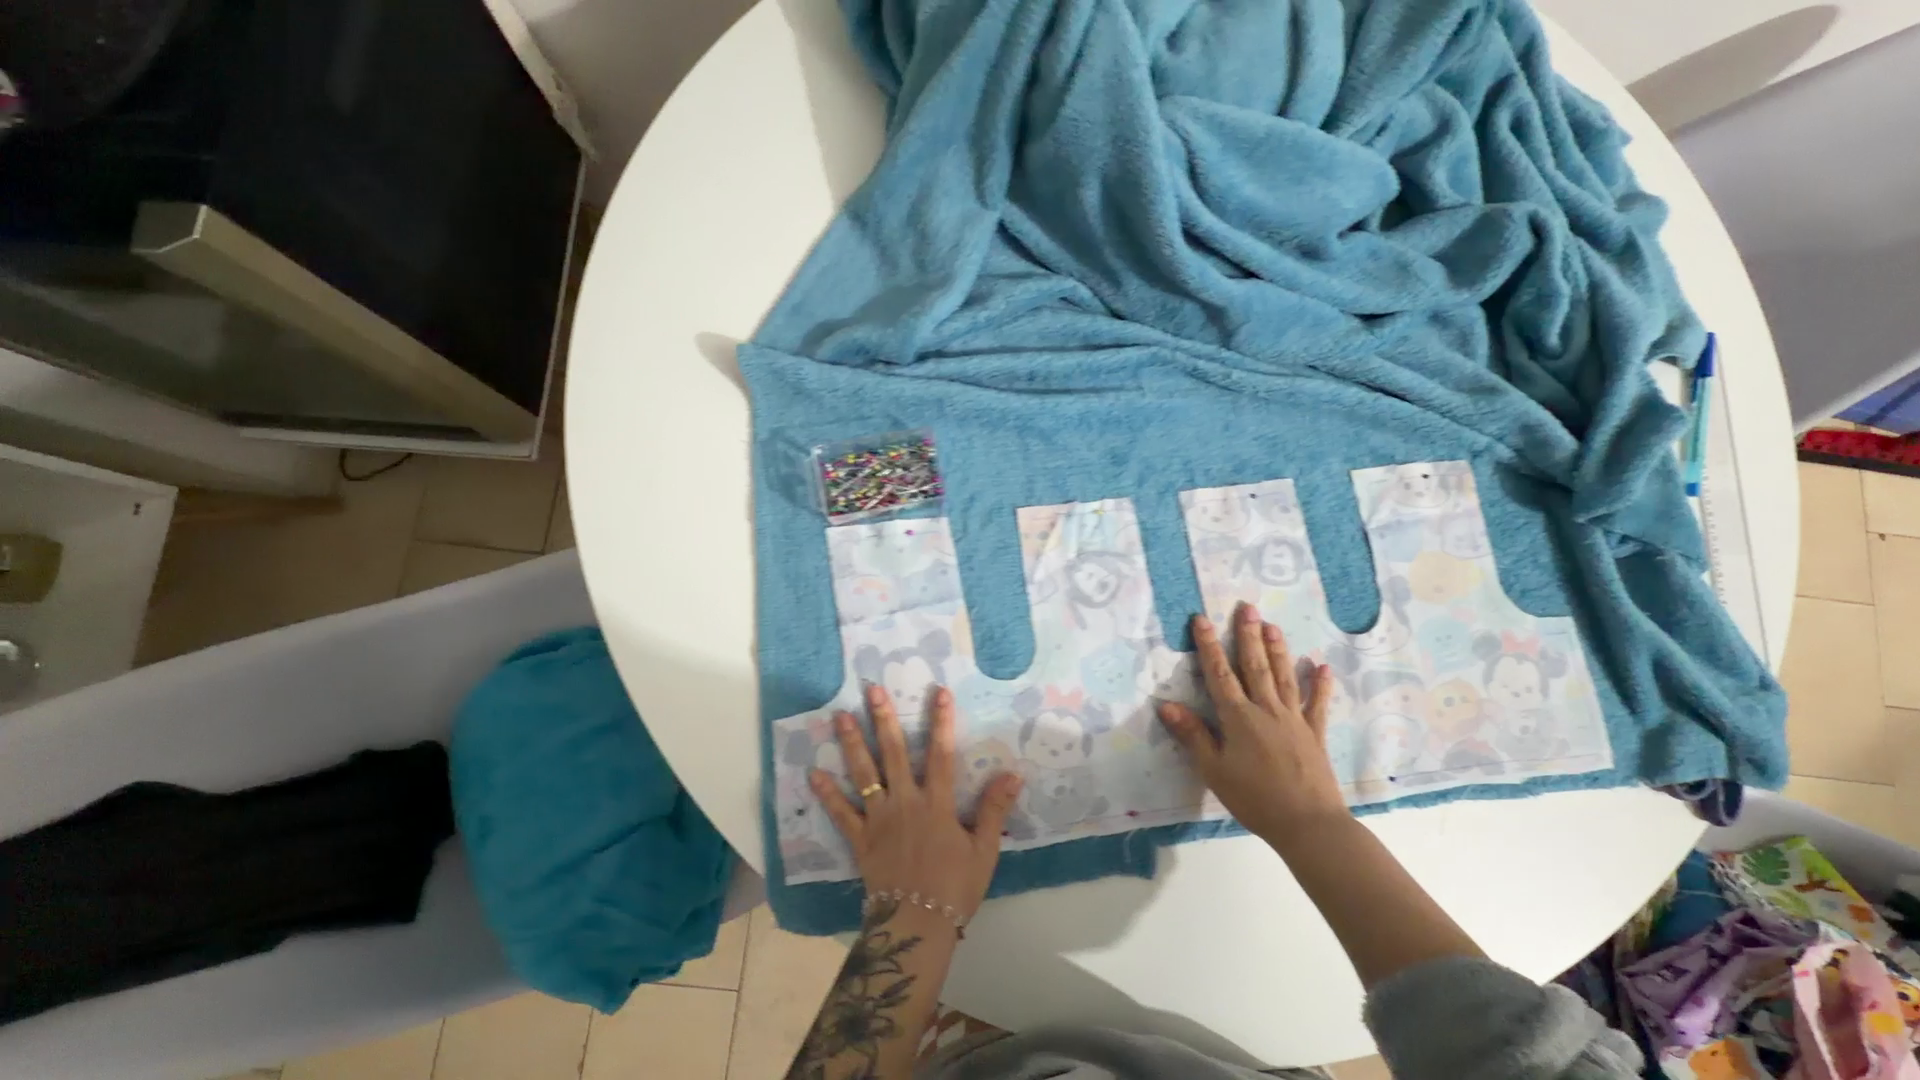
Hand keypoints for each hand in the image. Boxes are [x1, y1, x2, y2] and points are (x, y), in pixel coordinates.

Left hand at [811, 684, 1023, 924]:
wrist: (917, 923)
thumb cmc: (955, 887)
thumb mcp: (984, 850)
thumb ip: (994, 810)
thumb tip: (1013, 774)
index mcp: (937, 804)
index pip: (941, 754)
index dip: (941, 722)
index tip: (938, 692)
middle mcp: (905, 803)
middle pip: (894, 753)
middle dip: (883, 719)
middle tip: (871, 690)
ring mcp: (879, 819)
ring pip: (864, 774)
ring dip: (852, 743)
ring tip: (839, 716)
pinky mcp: (860, 839)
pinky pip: (841, 813)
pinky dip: (827, 794)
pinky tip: (813, 774)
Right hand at [1156, 602, 1349, 844]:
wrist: (1308, 823)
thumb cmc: (1254, 799)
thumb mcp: (1214, 770)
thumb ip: (1193, 735)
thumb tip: (1166, 705)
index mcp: (1238, 718)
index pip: (1219, 674)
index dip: (1209, 646)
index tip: (1202, 619)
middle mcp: (1266, 710)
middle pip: (1255, 666)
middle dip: (1248, 636)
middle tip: (1246, 607)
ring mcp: (1294, 719)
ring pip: (1283, 676)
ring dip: (1277, 649)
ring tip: (1272, 625)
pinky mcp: (1314, 734)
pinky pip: (1317, 704)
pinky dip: (1320, 684)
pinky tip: (1322, 666)